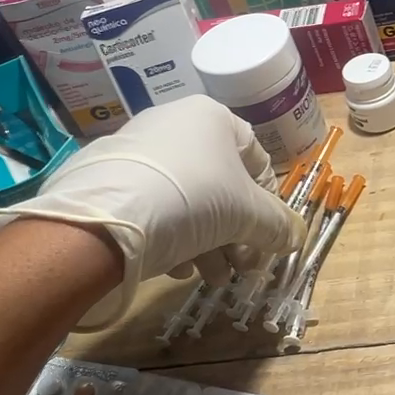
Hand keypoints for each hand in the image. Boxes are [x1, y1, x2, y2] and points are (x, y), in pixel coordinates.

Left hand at [0, 96, 305, 330]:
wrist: (100, 222)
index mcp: (213, 117)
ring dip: (206, 240)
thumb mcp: (247, 217)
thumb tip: (294, 237)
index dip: (267, 202)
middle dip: (234, 231)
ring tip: (207, 276)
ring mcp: (136, 149)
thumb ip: (277, 226)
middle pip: (221, 184)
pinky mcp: (104, 178)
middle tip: (238, 266)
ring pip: (187, 197)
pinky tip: (173, 267)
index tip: (265, 236)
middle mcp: (174, 124)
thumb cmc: (191, 200)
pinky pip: (152, 204)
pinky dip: (170, 234)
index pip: (257, 159)